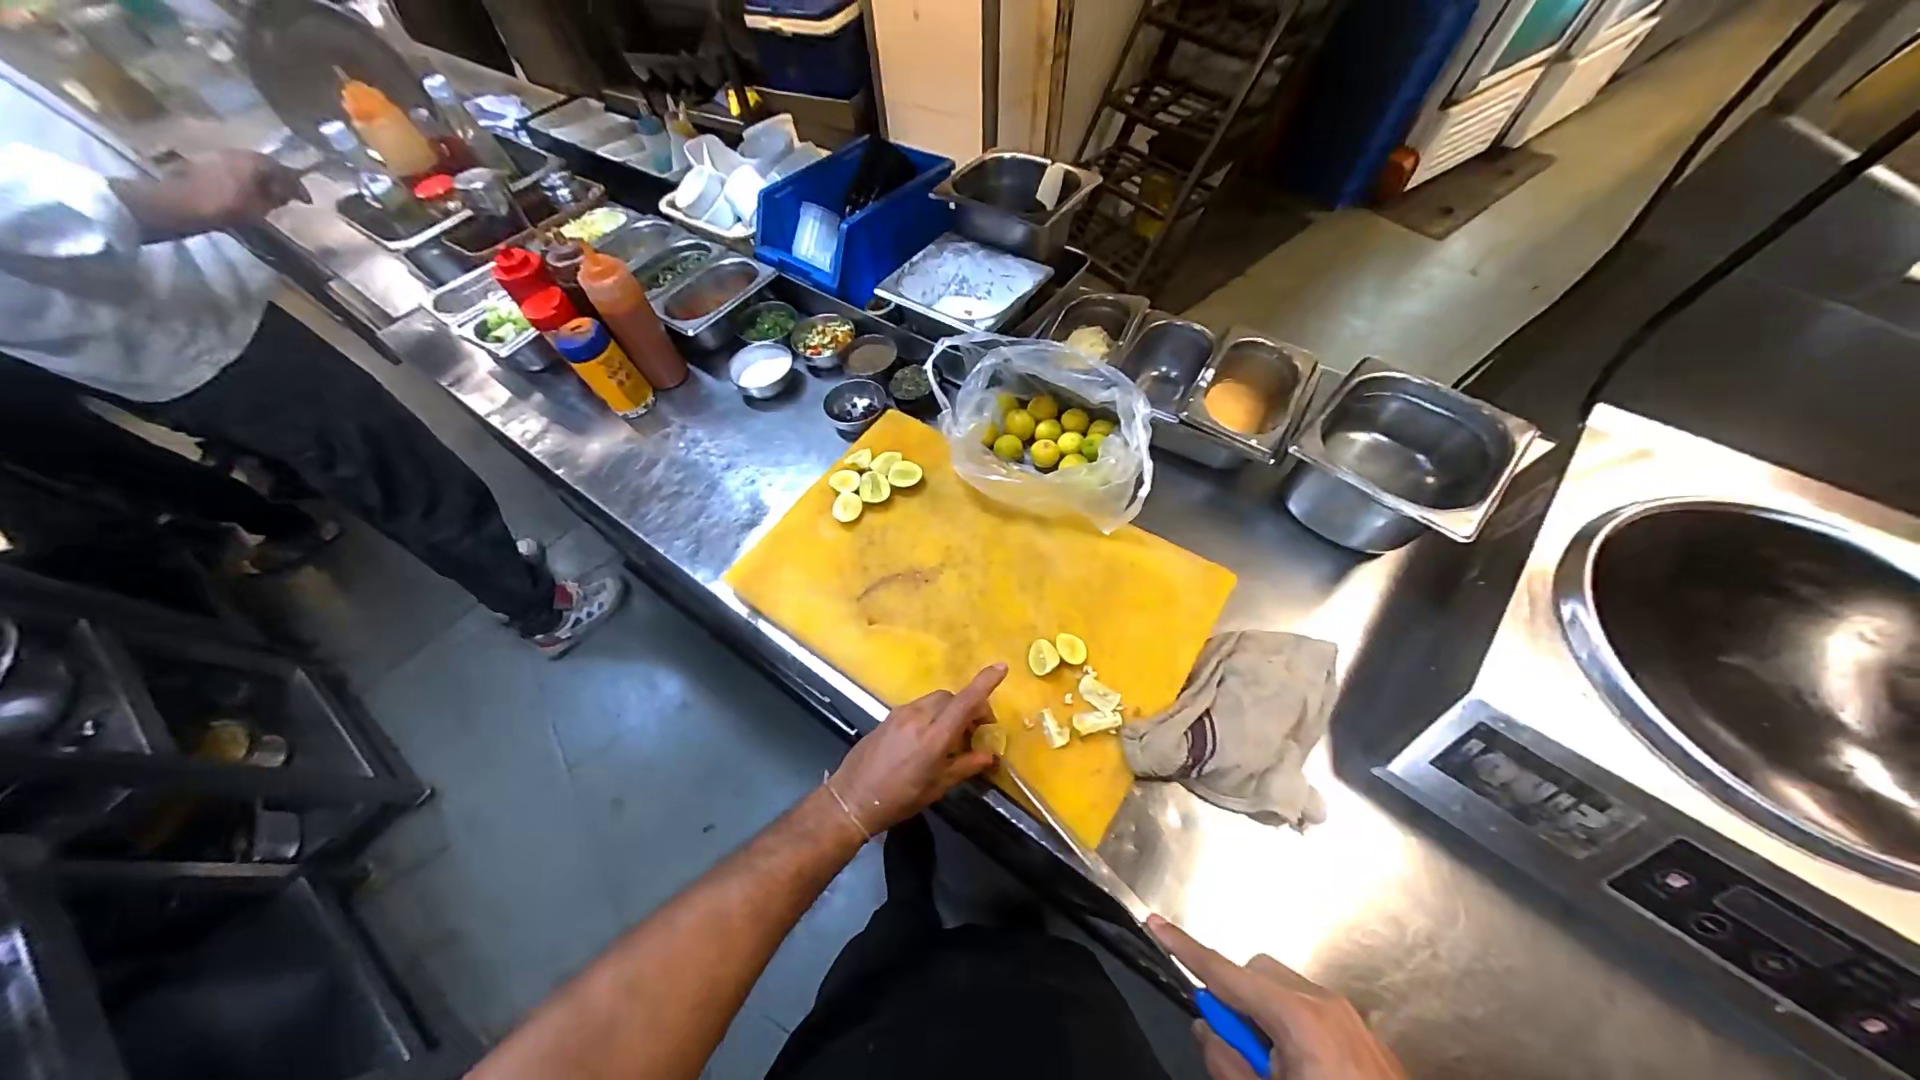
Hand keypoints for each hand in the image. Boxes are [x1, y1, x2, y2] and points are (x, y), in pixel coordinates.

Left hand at [169, 150, 310, 223]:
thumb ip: (278, 197)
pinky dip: (248, 175)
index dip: (299, 187)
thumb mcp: (262, 207)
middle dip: (281, 178)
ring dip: (263, 176)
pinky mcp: (208, 160)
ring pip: (251, 164)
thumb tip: (287, 193)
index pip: (287, 172)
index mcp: (256, 163)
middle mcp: (240, 153)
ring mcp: (221, 154)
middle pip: (267, 164)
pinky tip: (250, 186)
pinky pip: (237, 165)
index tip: (307, 201)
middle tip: (290, 193)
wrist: (181, 202)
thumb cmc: (227, 207)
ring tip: (270, 191)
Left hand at [828, 663, 1006, 834]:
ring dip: (950, 711)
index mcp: (934, 737)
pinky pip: (919, 707)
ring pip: (935, 700)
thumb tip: (991, 755)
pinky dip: (933, 714)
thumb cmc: (900, 799)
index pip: (965, 701)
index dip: (985, 683)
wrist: (852, 798)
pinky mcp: (889, 716)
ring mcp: (901, 714)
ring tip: (952, 738)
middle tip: (976, 733)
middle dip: (969, 707)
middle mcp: (918, 718)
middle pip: (952, 697)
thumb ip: (967, 766)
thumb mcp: (938, 787)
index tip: (1002, 668)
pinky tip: (930, 738)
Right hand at [1150, 916, 1405, 1079]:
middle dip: (1236, 999)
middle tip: (1238, 1050)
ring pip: (1284, 990)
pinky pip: (1313, 1009)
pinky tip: (1304, 1072)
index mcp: (1298, 1018)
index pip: (1224, 973)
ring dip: (1266, 1015)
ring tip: (1277, 1070)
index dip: (1185, 949)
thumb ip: (1226, 1062)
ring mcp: (1351, 1018)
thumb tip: (1206, 1029)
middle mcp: (1326, 1005)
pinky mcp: (1367, 1036)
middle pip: (1257, 973)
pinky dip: (1293, 1027)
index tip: (1157, 925)